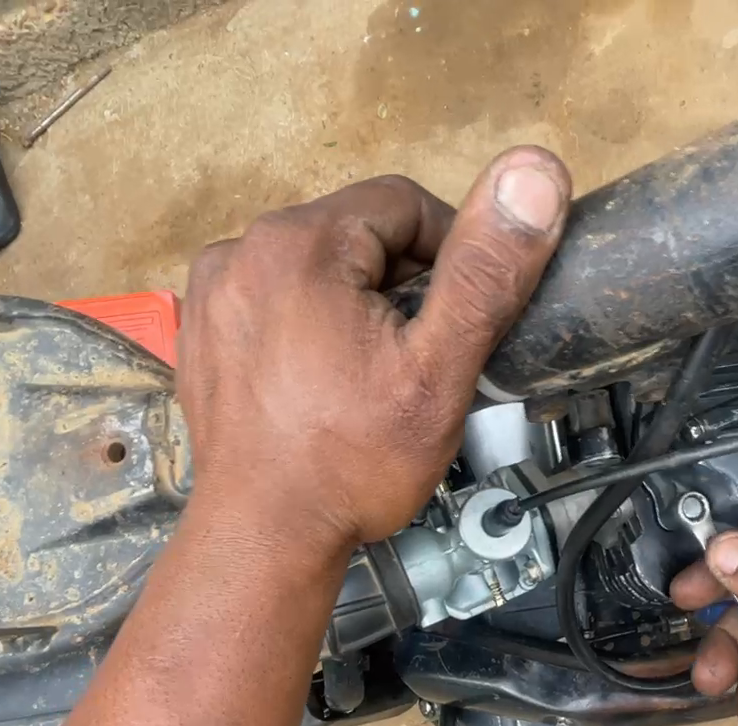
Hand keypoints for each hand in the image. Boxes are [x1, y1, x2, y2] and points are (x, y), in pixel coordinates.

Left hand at [177, 147, 570, 550]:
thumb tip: (534, 175)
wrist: (266, 538)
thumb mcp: (437, 372)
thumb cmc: (353, 463)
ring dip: (356, 306)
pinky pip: (274, 303)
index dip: (451, 254)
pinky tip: (322, 385)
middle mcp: (240, 251)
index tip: (462, 317)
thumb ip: (484, 275)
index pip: (405, 204)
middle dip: (402, 286)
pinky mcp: (202, 334)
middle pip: (356, 236)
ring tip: (373, 379)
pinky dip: (308, 327)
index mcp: (300, 244)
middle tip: (422, 360)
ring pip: (316, 270)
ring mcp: (212, 295)